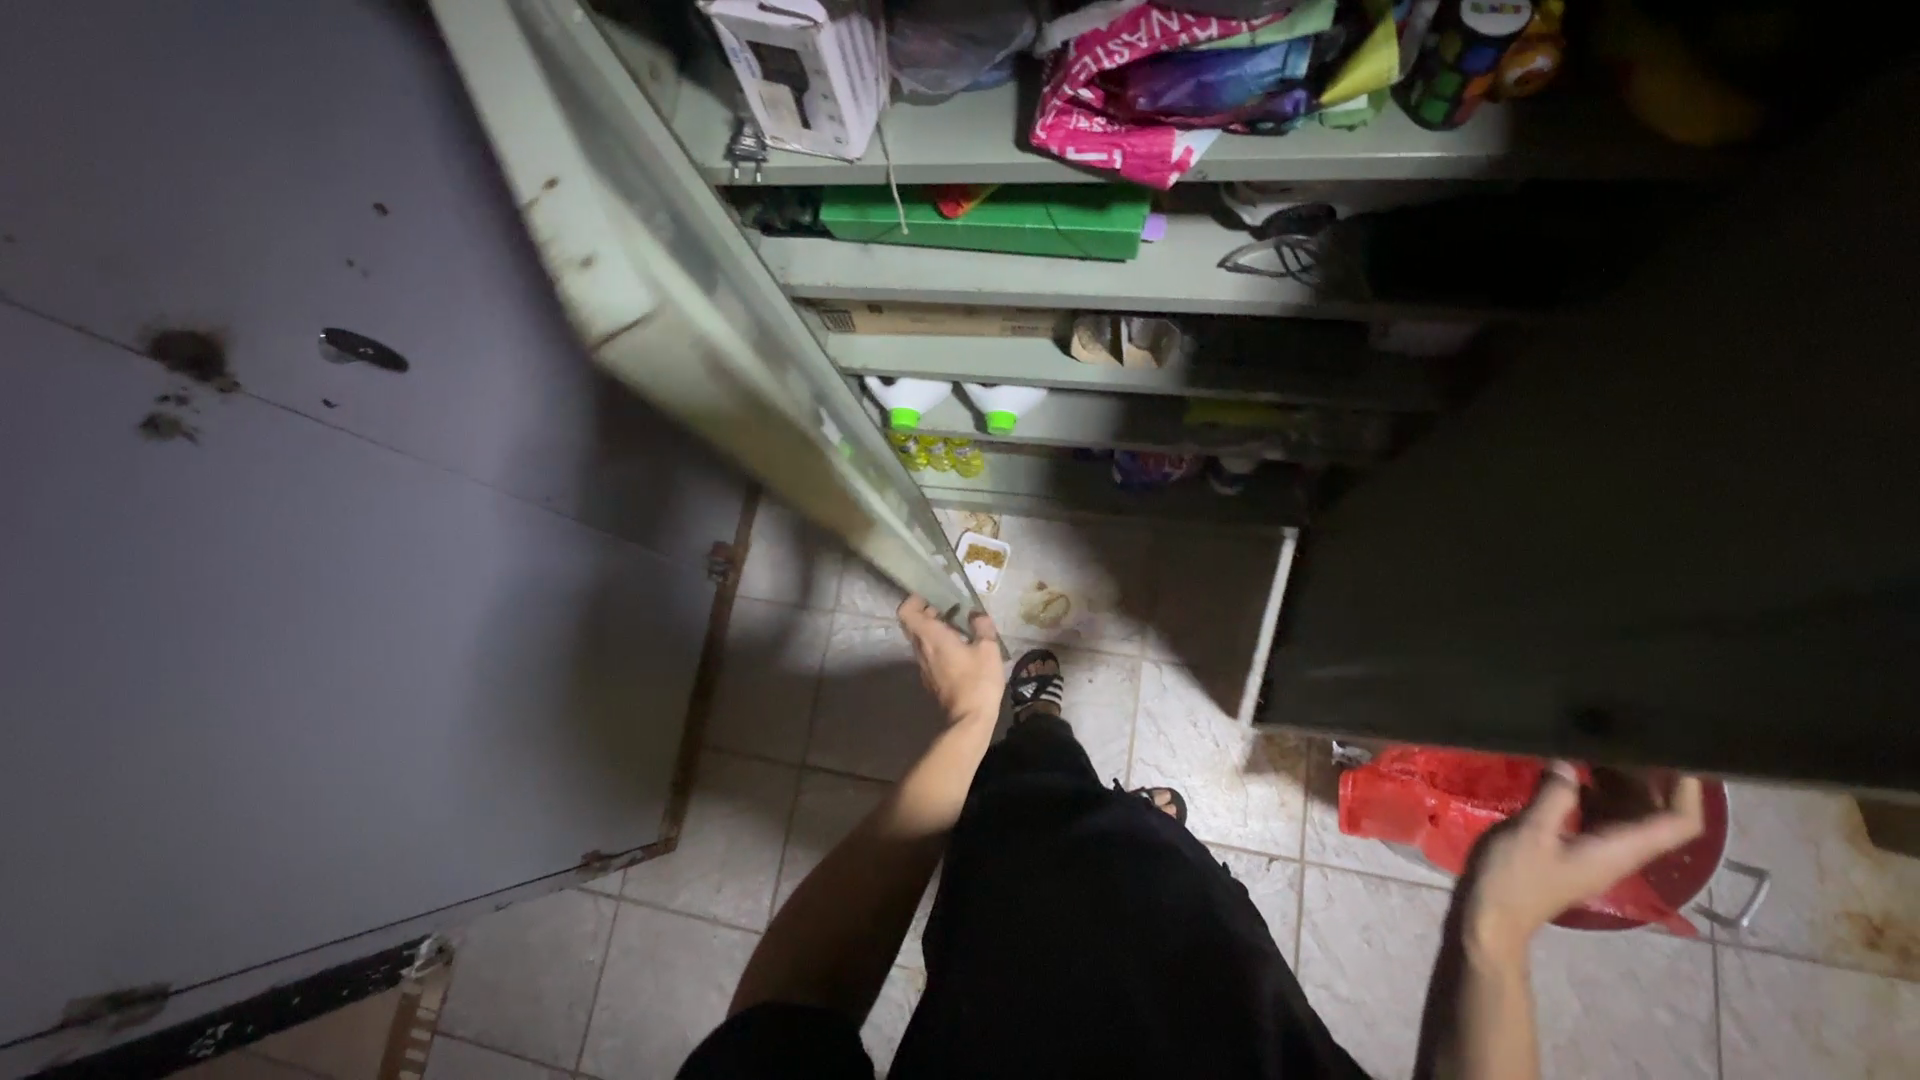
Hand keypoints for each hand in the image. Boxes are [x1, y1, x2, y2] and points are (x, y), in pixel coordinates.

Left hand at [896, 596, 1001, 727]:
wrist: (968, 720)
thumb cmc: (978, 681)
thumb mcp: (988, 649)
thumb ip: (982, 627)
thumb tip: (976, 614)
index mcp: (932, 637)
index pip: (907, 612)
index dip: (914, 600)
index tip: (931, 595)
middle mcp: (921, 650)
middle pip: (912, 625)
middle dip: (927, 613)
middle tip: (948, 608)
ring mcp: (923, 666)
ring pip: (920, 640)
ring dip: (934, 629)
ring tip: (958, 627)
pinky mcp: (930, 679)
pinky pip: (928, 654)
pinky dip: (938, 645)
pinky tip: (959, 649)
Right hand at [1464, 763, 1704, 964]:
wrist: (1493, 917)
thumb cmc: (1515, 877)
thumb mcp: (1531, 832)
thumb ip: (1554, 794)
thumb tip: (1566, 761)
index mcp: (1621, 849)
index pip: (1679, 823)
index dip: (1687, 790)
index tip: (1675, 754)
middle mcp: (1619, 851)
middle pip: (1655, 813)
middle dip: (1647, 776)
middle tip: (1622, 738)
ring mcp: (1597, 852)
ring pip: (1626, 813)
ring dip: (1618, 782)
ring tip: (1594, 745)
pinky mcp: (1574, 850)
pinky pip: (1598, 816)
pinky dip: (1592, 792)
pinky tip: (1566, 772)